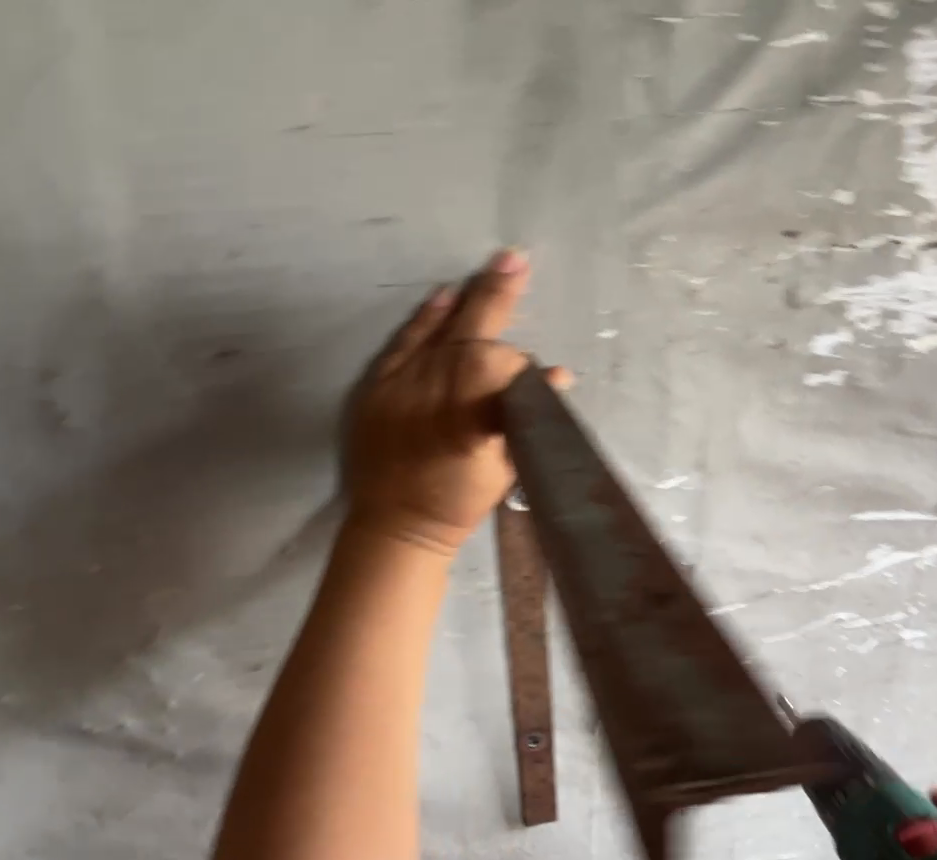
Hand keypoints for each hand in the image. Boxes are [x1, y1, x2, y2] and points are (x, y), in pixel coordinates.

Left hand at [344, 248, 571, 555]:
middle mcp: (440, 387)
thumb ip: (528, 419)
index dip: (522, 368)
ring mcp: (406, 382)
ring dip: (470, 298)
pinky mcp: (381, 384)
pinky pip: (406, 341)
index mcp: (475, 412)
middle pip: (475, 332)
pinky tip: (445, 295)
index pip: (506, 366)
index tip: (536, 378)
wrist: (396, 523)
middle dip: (499, 294)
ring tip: (497, 265)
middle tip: (517, 259)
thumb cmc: (457, 501)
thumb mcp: (505, 468)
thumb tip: (556, 378)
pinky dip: (426, 318)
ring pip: (443, 330)